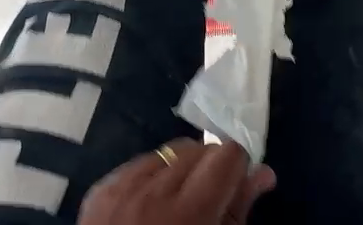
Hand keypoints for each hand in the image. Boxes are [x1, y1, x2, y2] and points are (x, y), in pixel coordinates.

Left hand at [78, 138, 274, 224]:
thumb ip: (238, 211)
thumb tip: (263, 173)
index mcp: (188, 214)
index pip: (228, 153)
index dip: (236, 167)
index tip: (234, 186)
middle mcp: (154, 192)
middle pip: (201, 149)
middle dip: (209, 169)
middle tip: (207, 201)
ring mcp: (122, 189)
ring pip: (171, 151)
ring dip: (181, 170)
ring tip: (176, 205)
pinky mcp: (100, 191)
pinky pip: (139, 163)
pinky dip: (151, 178)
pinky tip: (150, 207)